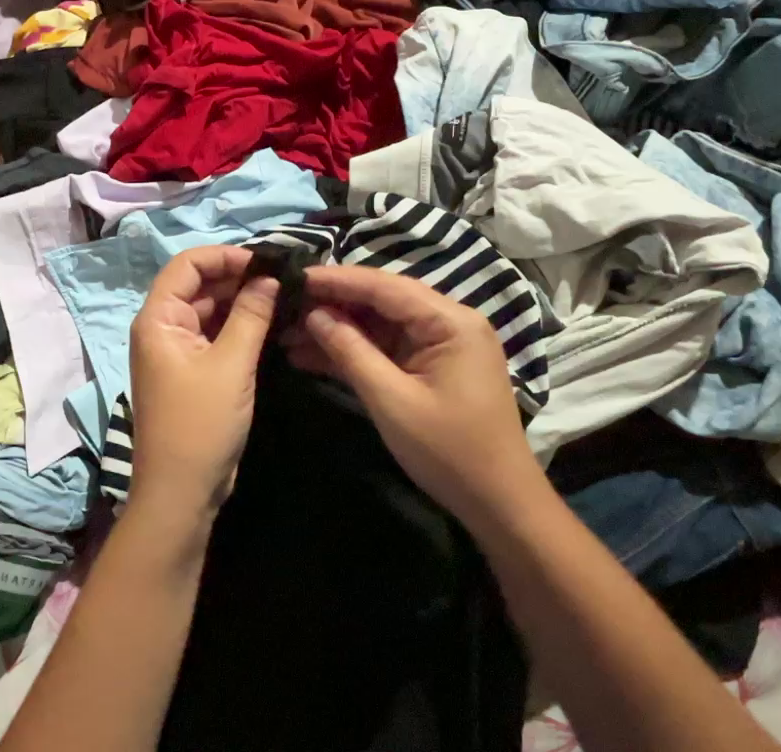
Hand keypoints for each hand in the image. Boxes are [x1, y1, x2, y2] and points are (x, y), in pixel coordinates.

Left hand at [128, 246, 278, 517]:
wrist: (181, 491)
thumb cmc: (200, 423)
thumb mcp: (231, 365)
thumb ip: (251, 315)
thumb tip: (269, 277)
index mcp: (158, 319)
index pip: (187, 265)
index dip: (225, 256)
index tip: (267, 262)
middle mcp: (162, 328)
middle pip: (199, 285)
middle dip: (239, 278)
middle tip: (285, 280)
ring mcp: (176, 351)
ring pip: (209, 311)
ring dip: (242, 302)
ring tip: (284, 298)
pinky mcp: (191, 372)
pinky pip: (214, 336)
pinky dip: (239, 327)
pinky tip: (271, 324)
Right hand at [285, 265, 545, 525]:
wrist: (498, 503)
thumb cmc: (448, 451)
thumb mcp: (391, 400)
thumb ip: (350, 351)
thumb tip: (314, 315)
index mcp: (450, 322)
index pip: (384, 286)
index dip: (335, 280)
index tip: (292, 277)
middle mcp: (449, 322)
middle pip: (381, 300)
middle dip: (331, 303)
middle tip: (283, 305)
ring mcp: (441, 345)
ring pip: (379, 323)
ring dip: (337, 329)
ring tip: (286, 332)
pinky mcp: (432, 367)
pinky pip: (386, 347)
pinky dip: (353, 351)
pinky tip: (311, 354)